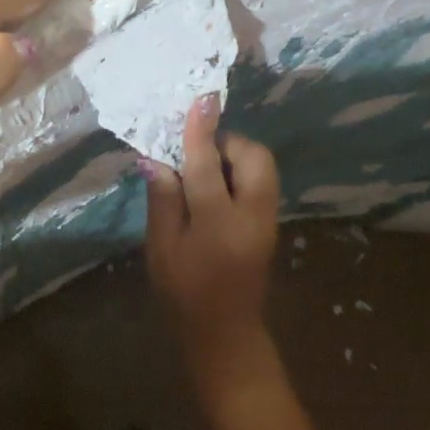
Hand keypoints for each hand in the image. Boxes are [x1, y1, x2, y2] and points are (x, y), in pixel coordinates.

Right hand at [143, 94, 281, 349]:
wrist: (225, 330)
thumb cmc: (183, 292)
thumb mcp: (162, 248)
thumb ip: (163, 201)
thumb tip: (158, 159)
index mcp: (218, 224)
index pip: (207, 166)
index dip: (201, 132)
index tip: (201, 99)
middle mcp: (252, 216)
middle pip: (253, 158)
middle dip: (227, 143)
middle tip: (197, 152)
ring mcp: (268, 220)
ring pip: (263, 167)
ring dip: (236, 156)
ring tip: (205, 169)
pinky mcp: (271, 223)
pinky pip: (262, 182)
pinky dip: (242, 172)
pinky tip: (217, 186)